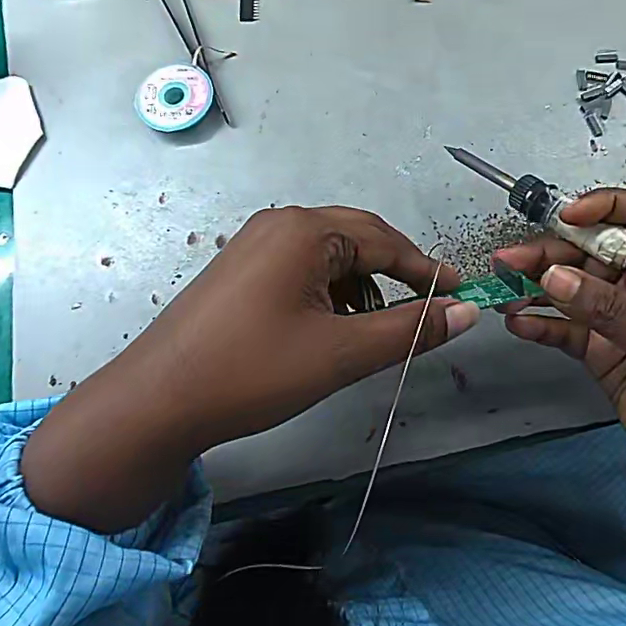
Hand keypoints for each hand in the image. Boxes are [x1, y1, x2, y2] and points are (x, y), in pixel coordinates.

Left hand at [24, 206, 477, 530]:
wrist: (158, 401)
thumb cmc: (254, 372)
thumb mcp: (342, 353)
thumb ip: (410, 330)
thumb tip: (467, 312)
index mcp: (305, 231)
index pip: (386, 241)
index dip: (427, 270)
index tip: (460, 292)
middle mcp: (278, 224)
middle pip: (357, 238)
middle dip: (395, 273)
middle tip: (426, 307)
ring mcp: (253, 244)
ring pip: (328, 254)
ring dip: (361, 283)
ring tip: (376, 325)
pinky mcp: (238, 269)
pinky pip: (300, 266)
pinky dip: (329, 289)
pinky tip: (331, 324)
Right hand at [494, 190, 625, 549]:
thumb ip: (613, 311)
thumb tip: (554, 277)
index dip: (607, 208)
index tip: (566, 216)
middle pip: (594, 254)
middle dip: (552, 252)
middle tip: (510, 260)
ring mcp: (622, 324)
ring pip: (572, 291)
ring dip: (536, 287)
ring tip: (502, 289)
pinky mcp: (603, 357)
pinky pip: (564, 331)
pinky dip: (539, 325)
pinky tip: (518, 323)